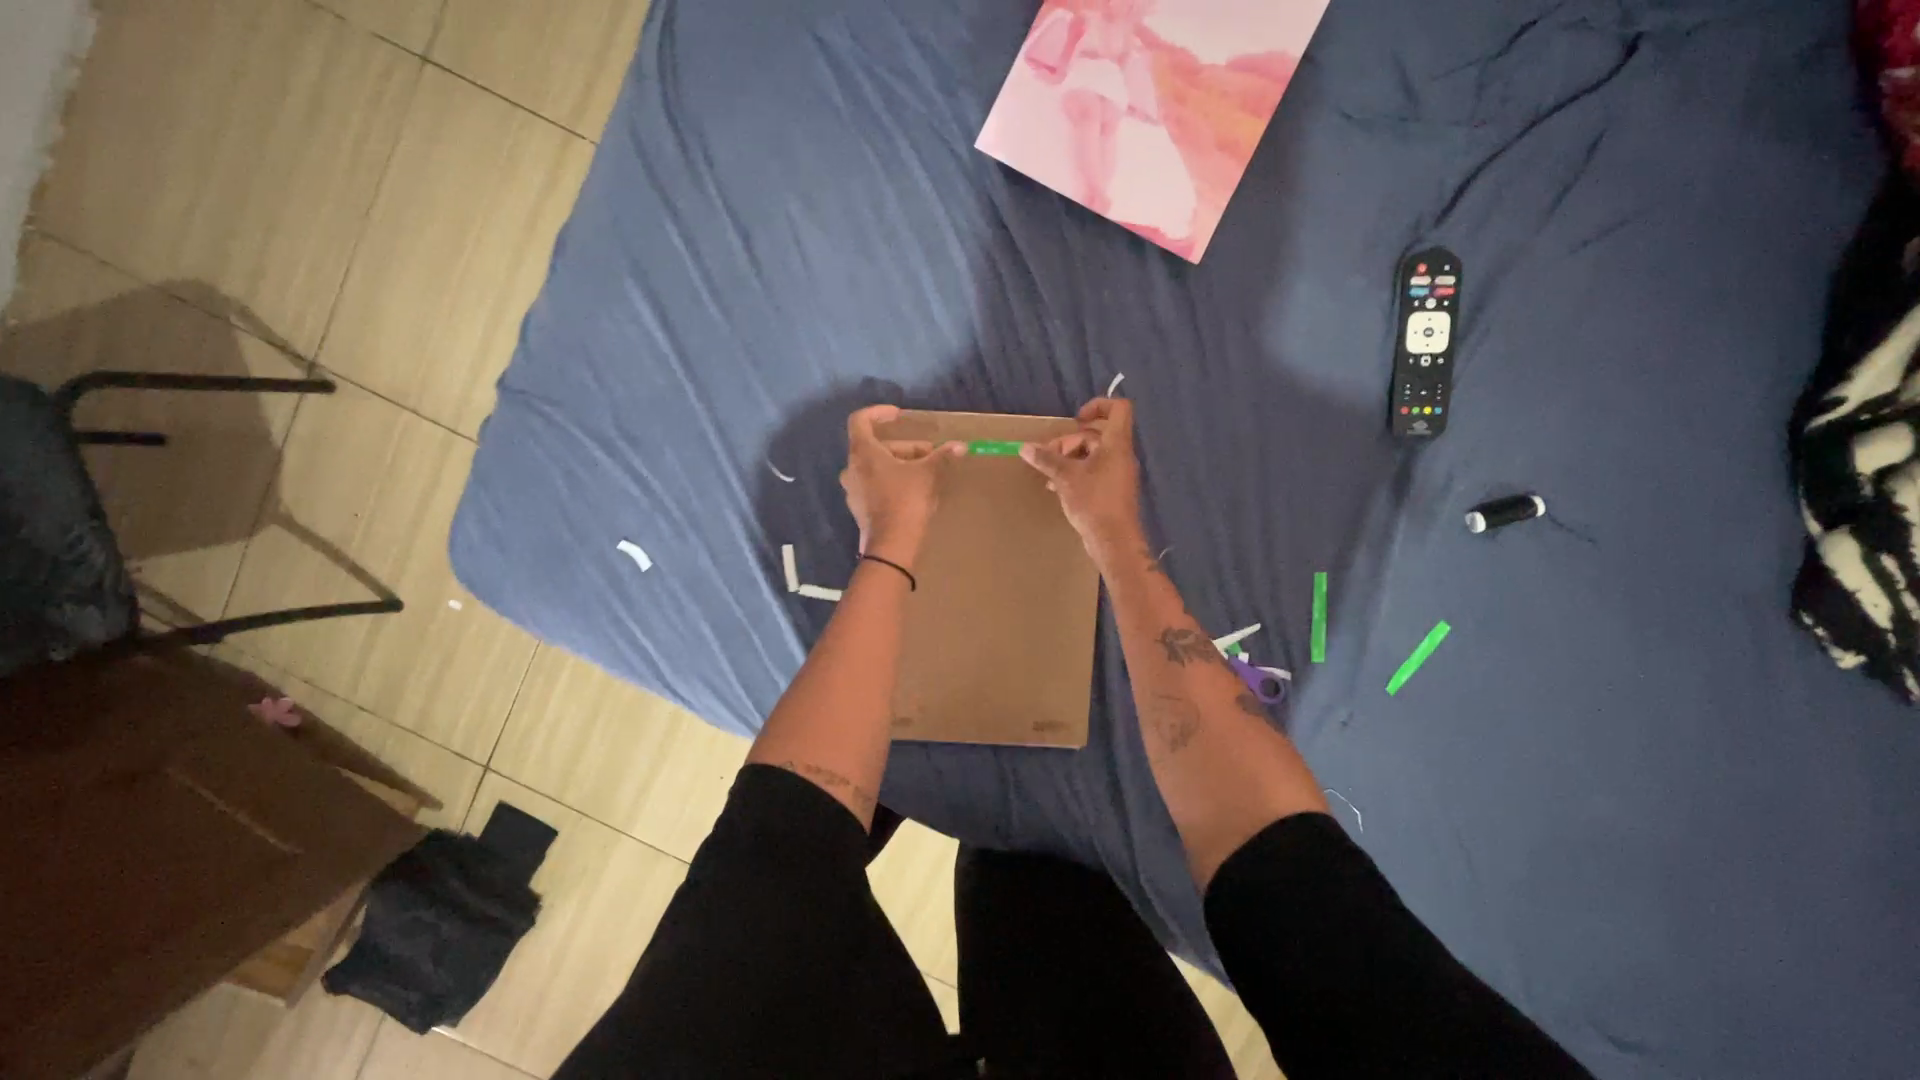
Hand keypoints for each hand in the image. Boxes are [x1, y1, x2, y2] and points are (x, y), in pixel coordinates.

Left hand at [840, 405, 961, 566]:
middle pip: (874, 447)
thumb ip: (942, 456)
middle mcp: (851, 468)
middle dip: (903, 446)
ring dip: (898, 464)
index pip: (860, 420)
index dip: (879, 413)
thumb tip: (960, 446)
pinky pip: (874, 485)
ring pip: (875, 467)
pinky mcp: (859, 508)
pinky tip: (913, 490)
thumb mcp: (927, 474)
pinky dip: (891, 481)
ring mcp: (852, 490)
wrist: (892, 544)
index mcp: (862, 453)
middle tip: (928, 453)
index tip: (899, 416)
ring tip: (924, 471)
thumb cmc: (906, 500)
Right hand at [1019, 397, 1143, 563]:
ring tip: (1049, 473)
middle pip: (1097, 434)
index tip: (1075, 420)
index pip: (1119, 409)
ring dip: (1069, 459)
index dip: (1098, 406)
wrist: (1114, 540)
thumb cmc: (1094, 502)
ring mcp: (1118, 473)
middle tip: (1050, 455)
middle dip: (1070, 441)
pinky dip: (1076, 473)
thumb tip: (1025, 447)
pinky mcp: (1113, 490)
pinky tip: (1057, 487)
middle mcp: (1121, 454)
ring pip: (1093, 454)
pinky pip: (1094, 471)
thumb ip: (1046, 459)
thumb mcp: (1065, 477)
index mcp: (1116, 444)